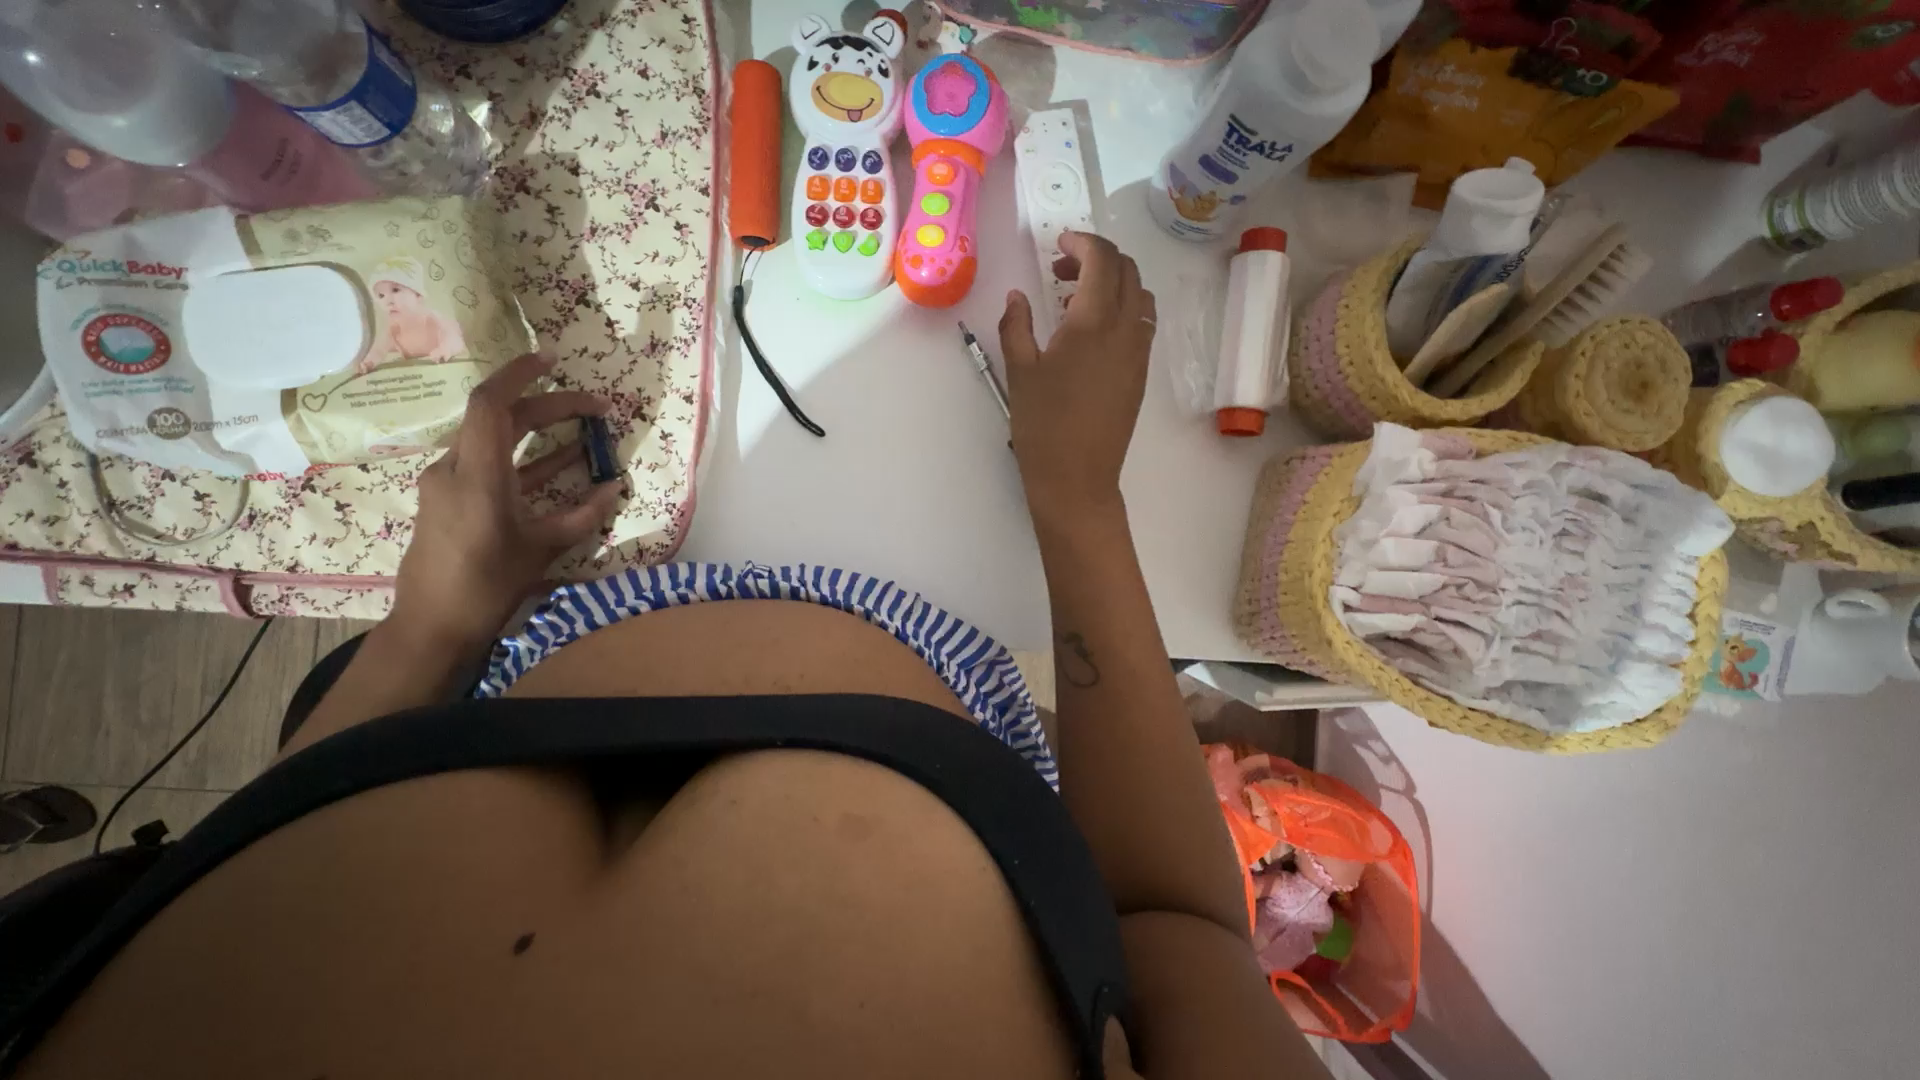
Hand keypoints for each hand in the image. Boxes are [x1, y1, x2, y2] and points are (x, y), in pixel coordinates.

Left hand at [390, 352, 620, 652]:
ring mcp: (450, 483)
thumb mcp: (544, 548)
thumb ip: (583, 514)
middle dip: (550, 406)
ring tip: (587, 430)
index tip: (553, 361)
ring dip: (541, 432)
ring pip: (497, 441)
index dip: (520, 374)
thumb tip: (614, 486)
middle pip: (502, 418)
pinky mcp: (453, 500)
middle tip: (595, 407)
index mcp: (477, 474)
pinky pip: (492, 465)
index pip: (491, 404)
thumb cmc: (489, 585)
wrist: (434, 624)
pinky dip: (527, 459)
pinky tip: (563, 463)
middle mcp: (456, 468)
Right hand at [998, 231, 1155, 524]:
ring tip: (1074, 302)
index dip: (1083, 242)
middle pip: (1127, 271)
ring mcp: (1138, 352)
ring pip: (1139, 296)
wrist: (1078, 478)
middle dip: (1097, 258)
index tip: (1059, 244)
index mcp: (1093, 322)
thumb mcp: (1019, 371)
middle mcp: (1125, 330)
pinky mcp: (1141, 373)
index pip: (1102, 260)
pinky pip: (1140, 324)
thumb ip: (1016, 325)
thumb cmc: (1042, 426)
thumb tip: (1017, 297)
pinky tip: (1089, 333)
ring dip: (1113, 283)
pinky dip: (1120, 310)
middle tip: (1061, 270)